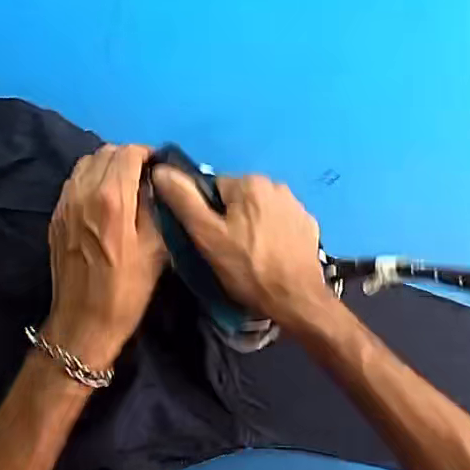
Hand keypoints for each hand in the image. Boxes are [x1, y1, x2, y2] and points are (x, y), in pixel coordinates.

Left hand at [42, 144, 166, 369]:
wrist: (83, 321)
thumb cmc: (126, 289)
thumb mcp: (156, 248)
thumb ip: (155, 207)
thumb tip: (154, 183)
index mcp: (111, 198)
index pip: (128, 153)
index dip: (147, 155)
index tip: (159, 168)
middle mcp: (83, 193)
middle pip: (105, 153)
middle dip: (128, 158)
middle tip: (144, 176)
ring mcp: (64, 204)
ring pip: (86, 164)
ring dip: (107, 166)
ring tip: (124, 185)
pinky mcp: (55, 217)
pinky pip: (73, 183)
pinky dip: (91, 181)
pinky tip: (104, 201)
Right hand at [149, 167, 337, 331]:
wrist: (296, 299)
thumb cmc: (247, 268)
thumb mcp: (207, 236)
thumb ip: (183, 200)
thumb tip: (161, 170)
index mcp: (250, 182)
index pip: (213, 188)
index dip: (206, 214)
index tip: (211, 239)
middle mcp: (276, 185)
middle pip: (237, 198)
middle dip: (230, 219)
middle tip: (228, 250)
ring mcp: (296, 205)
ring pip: (260, 210)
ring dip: (252, 226)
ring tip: (250, 256)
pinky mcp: (308, 224)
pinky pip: (280, 222)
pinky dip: (273, 234)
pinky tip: (271, 256)